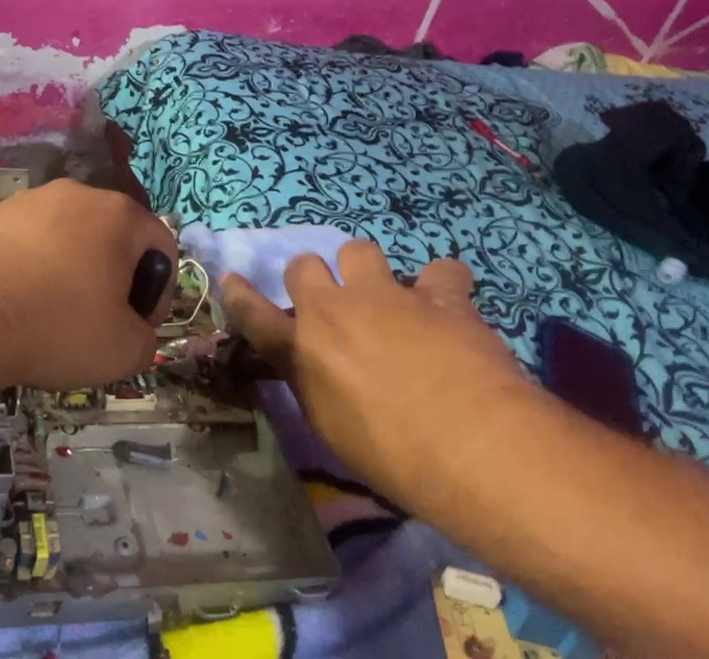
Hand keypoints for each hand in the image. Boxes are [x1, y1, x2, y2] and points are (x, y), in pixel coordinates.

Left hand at [0, 179, 177, 390]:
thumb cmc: (55, 327)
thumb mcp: (124, 351)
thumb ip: (146, 339)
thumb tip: (133, 332)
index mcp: (117, 214)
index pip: (160, 245)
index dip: (159, 292)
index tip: (138, 328)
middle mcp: (74, 194)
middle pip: (112, 237)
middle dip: (114, 280)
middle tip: (98, 323)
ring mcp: (25, 202)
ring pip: (67, 239)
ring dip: (71, 274)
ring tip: (51, 317)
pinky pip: (26, 245)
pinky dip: (31, 271)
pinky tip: (15, 306)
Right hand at [220, 241, 537, 504]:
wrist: (474, 447)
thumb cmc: (394, 459)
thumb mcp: (334, 429)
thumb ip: (317, 387)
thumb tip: (318, 372)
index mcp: (300, 350)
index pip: (251, 313)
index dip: (239, 294)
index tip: (234, 279)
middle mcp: (333, 311)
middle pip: (304, 266)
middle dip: (314, 278)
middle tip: (334, 304)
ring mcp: (385, 296)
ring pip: (358, 249)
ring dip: (367, 270)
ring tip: (388, 296)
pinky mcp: (438, 295)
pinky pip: (440, 270)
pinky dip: (444, 285)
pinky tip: (451, 305)